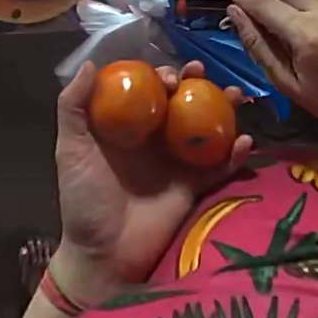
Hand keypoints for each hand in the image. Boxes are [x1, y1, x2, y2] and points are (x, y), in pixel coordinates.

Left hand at [51, 60, 251, 305]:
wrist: (103, 253)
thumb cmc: (82, 198)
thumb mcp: (71, 149)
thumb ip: (73, 107)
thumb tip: (88, 64)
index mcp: (126, 127)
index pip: (147, 91)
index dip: (159, 76)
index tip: (169, 74)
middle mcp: (154, 140)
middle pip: (180, 103)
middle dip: (194, 84)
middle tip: (201, 74)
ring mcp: (176, 163)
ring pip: (205, 128)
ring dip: (223, 109)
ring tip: (235, 94)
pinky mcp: (193, 187)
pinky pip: (219, 167)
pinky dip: (236, 154)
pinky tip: (246, 141)